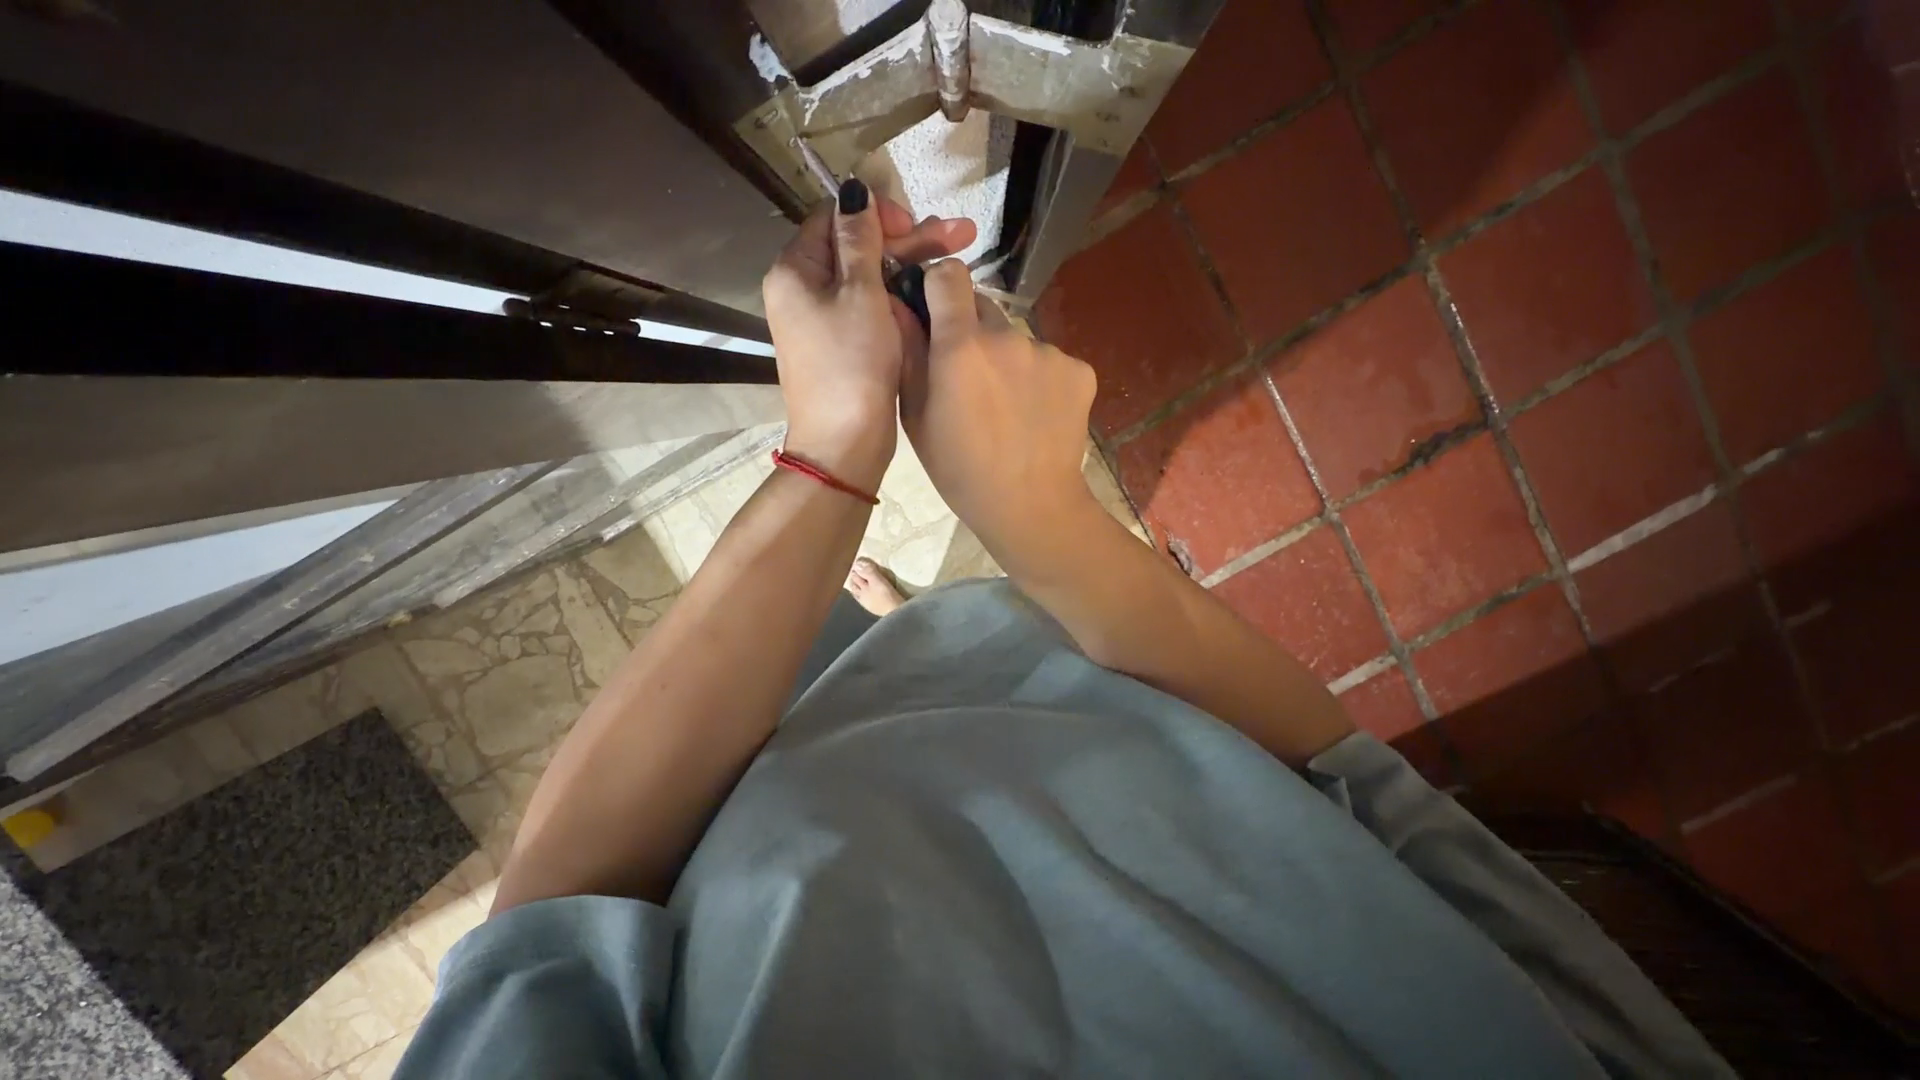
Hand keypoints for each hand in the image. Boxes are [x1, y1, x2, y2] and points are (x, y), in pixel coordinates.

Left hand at [763, 180, 975, 486]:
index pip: (833, 218)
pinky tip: (936, 288)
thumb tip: (853, 191)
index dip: (877, 214)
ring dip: (911, 264)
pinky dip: (902, 295)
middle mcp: (803, 290)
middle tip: (962, 233)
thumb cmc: (852, 365)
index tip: (914, 226)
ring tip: (961, 251)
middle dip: (908, 240)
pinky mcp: (845, 344)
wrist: (844, 443)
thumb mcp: (861, 294)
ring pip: (870, 277)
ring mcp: (824, 319)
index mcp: (795, 271)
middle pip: (857, 248)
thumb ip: (860, 240)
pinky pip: (872, 306)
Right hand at [901, 259, 1099, 554]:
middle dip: (971, 332)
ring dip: (1008, 359)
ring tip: (1006, 408)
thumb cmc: (959, 470)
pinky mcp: (1079, 371)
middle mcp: (1007, 336)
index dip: (938, 287)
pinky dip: (1041, 380)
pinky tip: (1036, 416)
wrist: (1031, 507)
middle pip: (984, 309)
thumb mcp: (916, 416)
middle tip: (969, 379)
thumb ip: (908, 353)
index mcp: (961, 345)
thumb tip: (896, 304)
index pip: (949, 276)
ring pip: (1018, 340)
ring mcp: (1049, 352)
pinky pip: (1051, 362)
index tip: (934, 310)